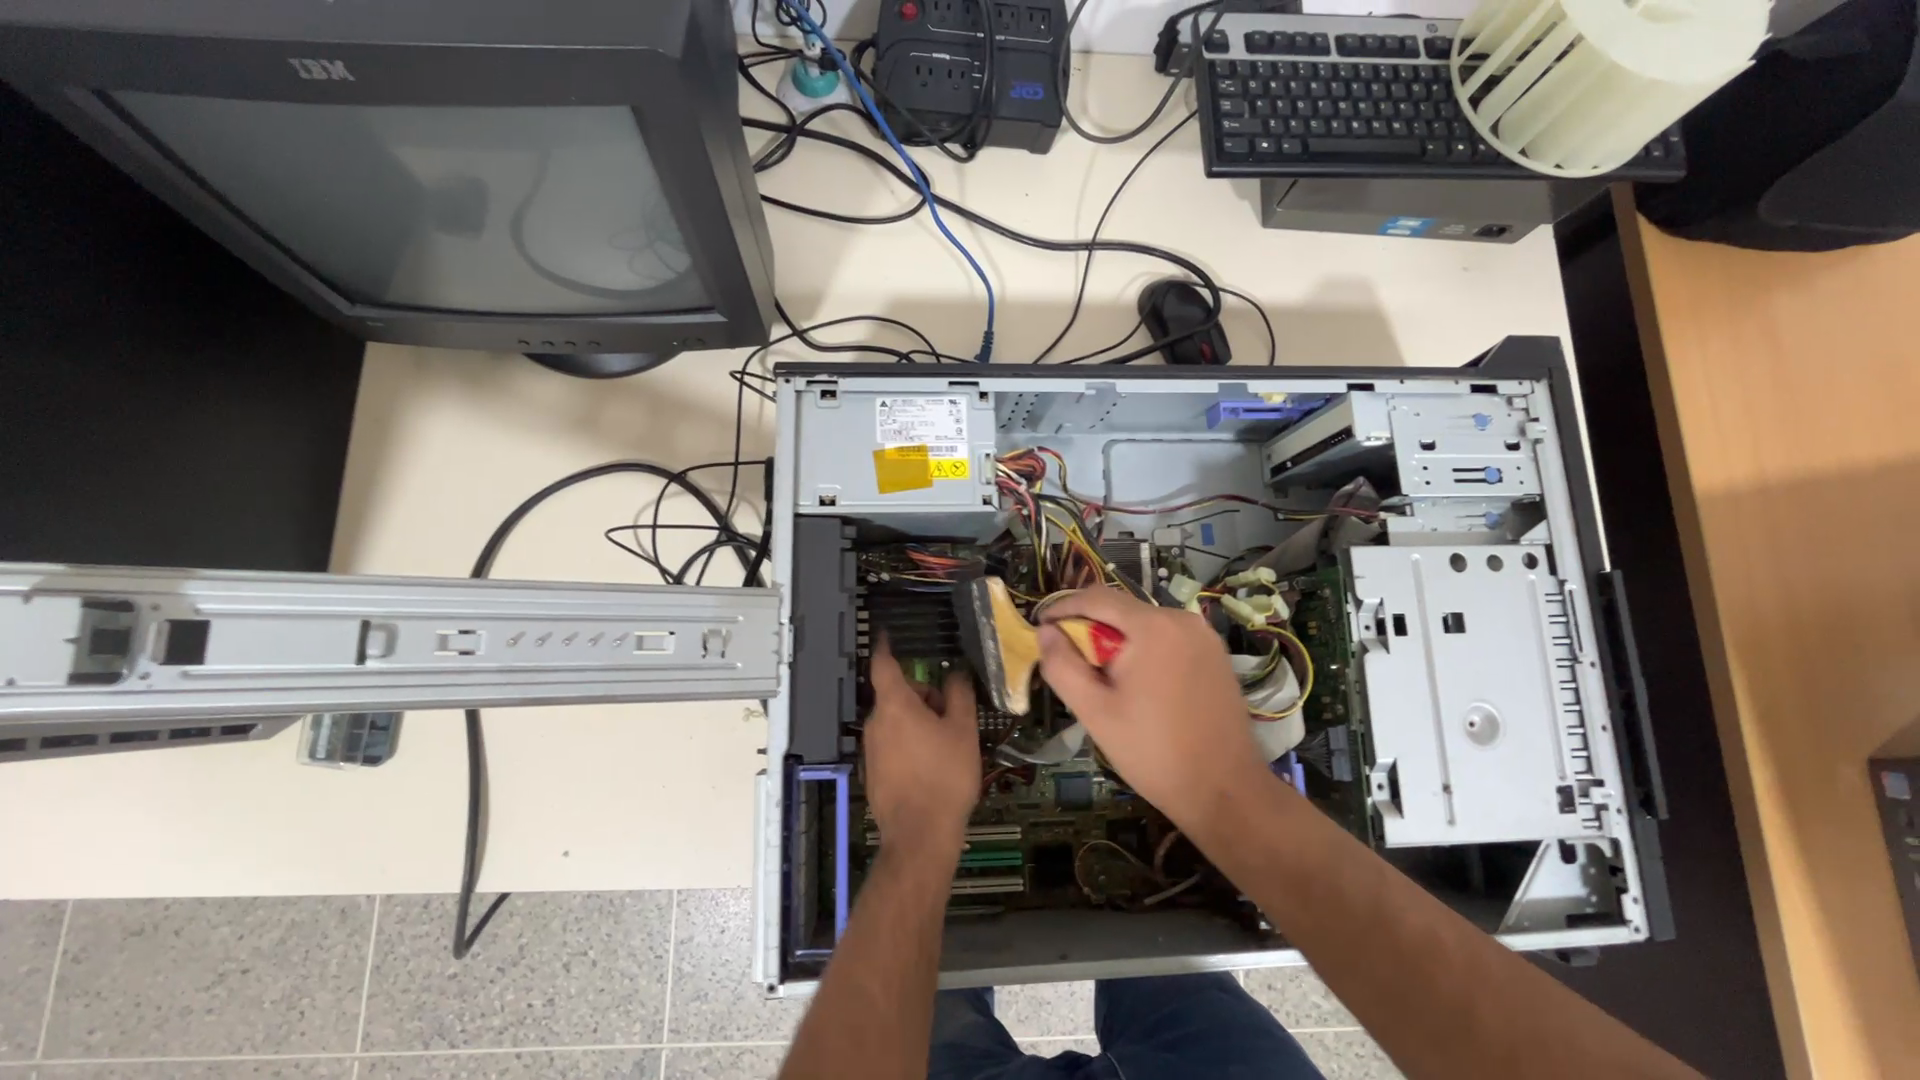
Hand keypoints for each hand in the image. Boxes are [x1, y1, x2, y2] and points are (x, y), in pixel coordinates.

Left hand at [863, 636, 980, 857]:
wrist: (921, 834)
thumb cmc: (945, 777)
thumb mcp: (963, 730)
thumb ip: (958, 695)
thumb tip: (953, 673)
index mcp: (894, 705)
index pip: (883, 664)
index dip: (885, 646)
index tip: (887, 634)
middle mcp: (875, 722)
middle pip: (896, 694)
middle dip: (921, 695)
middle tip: (951, 713)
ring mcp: (871, 749)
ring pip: (895, 720)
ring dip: (917, 720)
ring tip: (947, 744)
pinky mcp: (873, 772)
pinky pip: (892, 744)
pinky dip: (909, 743)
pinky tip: (932, 765)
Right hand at [1037, 588, 1269, 827]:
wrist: (1225, 791)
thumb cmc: (1154, 752)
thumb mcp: (1095, 712)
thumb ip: (1063, 666)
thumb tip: (1045, 631)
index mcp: (1153, 627)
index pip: (1096, 598)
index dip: (1062, 608)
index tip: (1039, 627)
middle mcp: (1183, 619)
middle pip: (1122, 610)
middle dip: (1090, 630)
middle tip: (1070, 664)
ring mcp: (1205, 637)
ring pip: (1145, 626)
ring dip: (1118, 643)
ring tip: (1102, 681)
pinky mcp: (1216, 656)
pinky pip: (1168, 640)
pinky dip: (1145, 652)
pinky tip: (1139, 687)